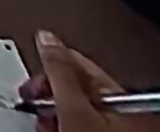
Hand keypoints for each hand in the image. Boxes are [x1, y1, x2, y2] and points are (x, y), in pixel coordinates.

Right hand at [20, 31, 146, 131]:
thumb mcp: (74, 108)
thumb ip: (58, 69)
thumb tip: (46, 36)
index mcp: (124, 100)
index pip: (78, 62)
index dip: (50, 67)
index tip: (35, 80)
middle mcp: (124, 114)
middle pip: (74, 86)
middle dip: (49, 93)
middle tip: (39, 104)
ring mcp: (116, 131)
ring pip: (72, 107)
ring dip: (53, 113)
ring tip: (48, 125)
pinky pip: (77, 124)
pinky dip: (60, 126)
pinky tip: (54, 131)